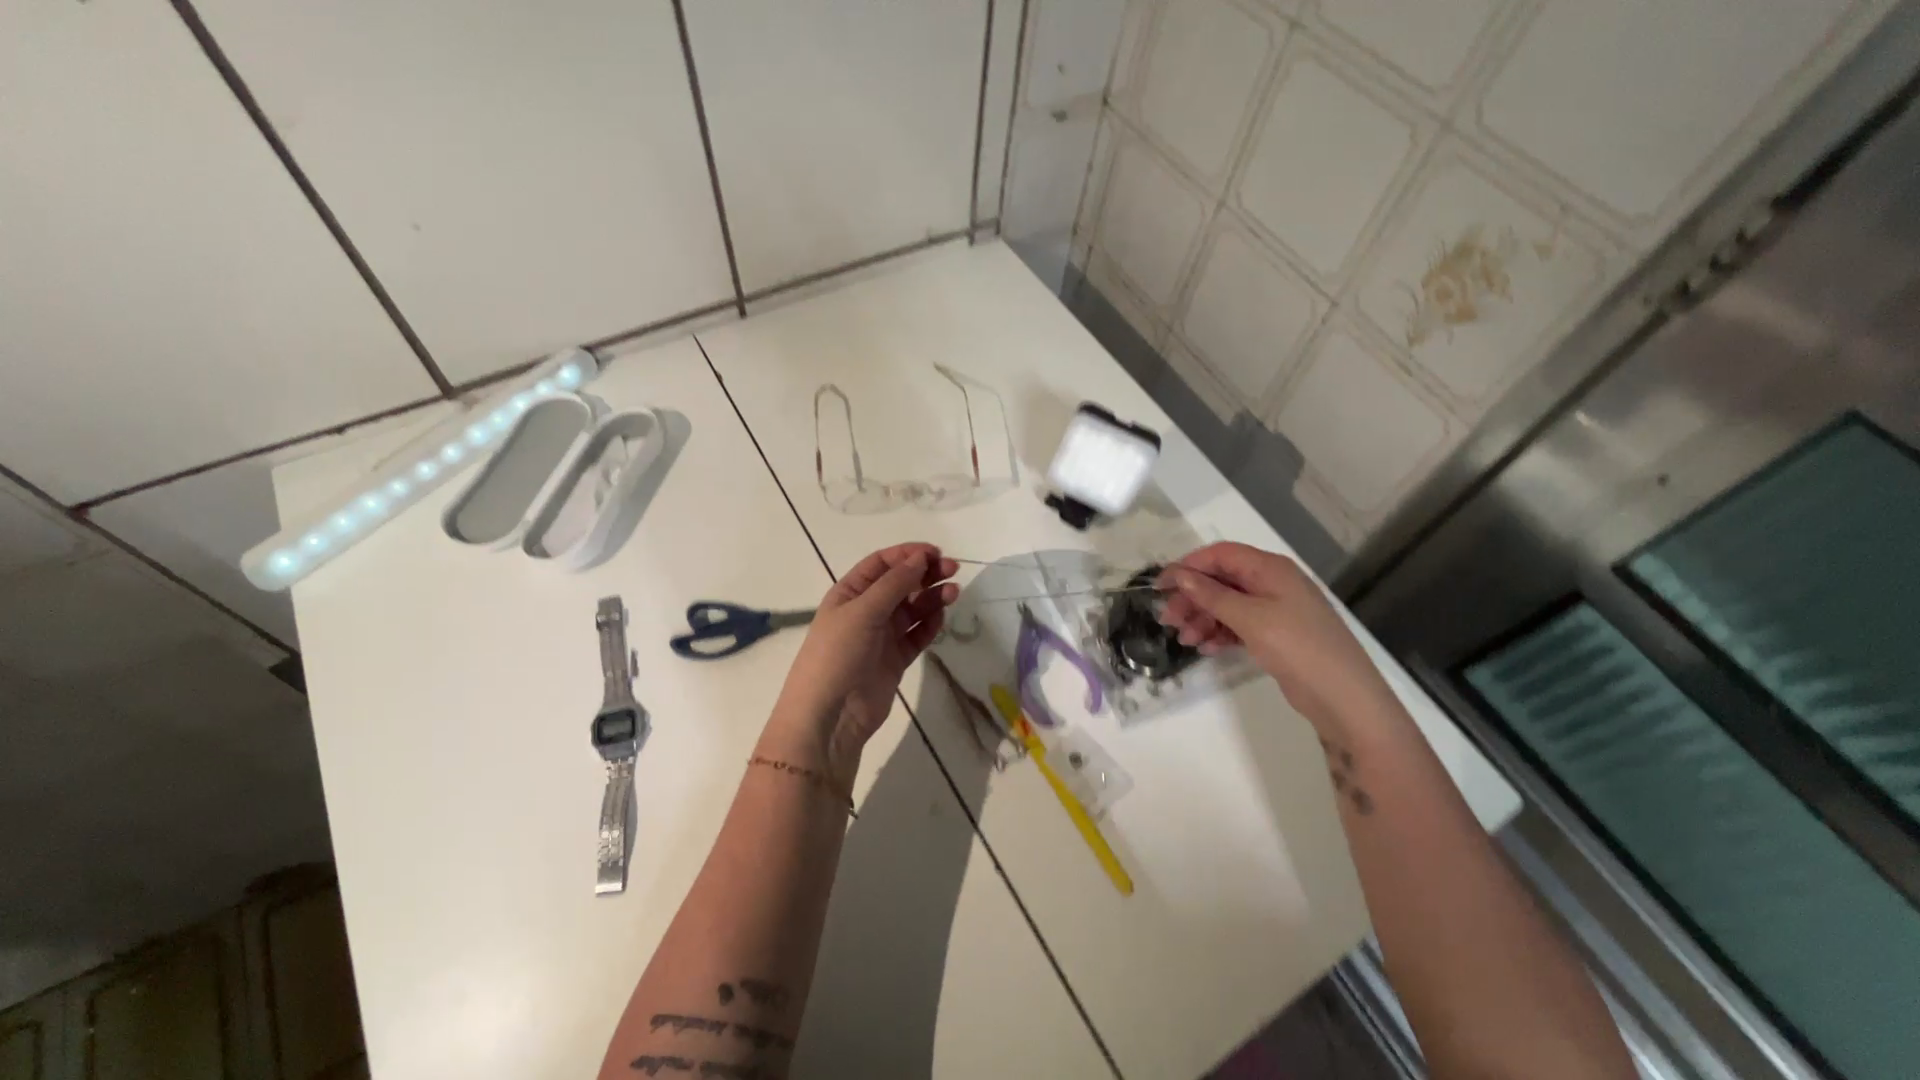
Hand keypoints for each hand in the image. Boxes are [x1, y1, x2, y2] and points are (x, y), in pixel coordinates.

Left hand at [766, 543, 958, 782]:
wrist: (830, 714)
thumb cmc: (838, 654)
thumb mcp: (863, 612)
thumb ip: (894, 584)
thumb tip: (921, 558)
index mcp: (849, 593)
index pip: (881, 564)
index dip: (908, 554)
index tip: (936, 552)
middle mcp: (865, 611)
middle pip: (900, 584)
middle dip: (925, 574)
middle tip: (952, 570)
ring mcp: (881, 636)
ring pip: (912, 609)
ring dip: (932, 598)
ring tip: (953, 593)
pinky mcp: (895, 659)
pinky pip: (916, 635)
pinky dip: (930, 624)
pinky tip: (942, 616)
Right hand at [1156, 542, 1394, 730]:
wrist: (1343, 695)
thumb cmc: (1297, 647)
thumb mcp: (1250, 618)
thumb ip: (1213, 595)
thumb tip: (1180, 575)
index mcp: (1270, 569)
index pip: (1220, 555)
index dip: (1188, 567)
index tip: (1159, 587)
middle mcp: (1272, 583)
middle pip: (1222, 580)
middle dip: (1193, 598)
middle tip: (1169, 621)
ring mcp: (1276, 610)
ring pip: (1228, 605)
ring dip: (1203, 618)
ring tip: (1187, 641)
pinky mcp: (1277, 635)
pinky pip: (1239, 625)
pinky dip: (1221, 634)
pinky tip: (1208, 649)